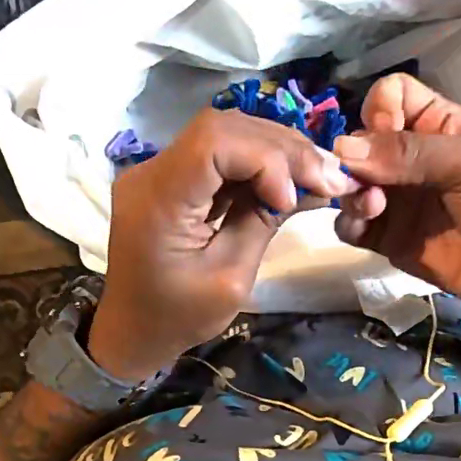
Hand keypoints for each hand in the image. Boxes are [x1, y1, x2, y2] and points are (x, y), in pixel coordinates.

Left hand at [87, 109, 357, 380]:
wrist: (131, 331)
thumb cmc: (178, 317)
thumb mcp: (231, 279)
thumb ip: (262, 223)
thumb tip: (307, 185)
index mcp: (158, 202)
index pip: (214, 143)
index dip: (265, 158)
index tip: (290, 200)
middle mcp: (149, 173)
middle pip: (222, 129)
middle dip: (282, 150)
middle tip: (328, 178)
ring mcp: (155, 171)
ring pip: (224, 134)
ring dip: (275, 152)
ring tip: (317, 177)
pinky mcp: (168, 178)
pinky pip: (216, 154)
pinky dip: (257, 162)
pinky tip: (288, 181)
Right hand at [331, 74, 460, 309]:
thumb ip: (412, 153)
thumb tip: (343, 149)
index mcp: (440, 126)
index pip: (391, 98)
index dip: (378, 111)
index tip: (381, 137)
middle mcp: (412, 159)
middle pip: (361, 142)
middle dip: (354, 159)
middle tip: (363, 183)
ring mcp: (399, 200)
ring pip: (350, 184)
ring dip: (349, 192)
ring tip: (372, 208)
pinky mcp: (389, 239)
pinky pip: (351, 225)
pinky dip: (347, 224)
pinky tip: (362, 228)